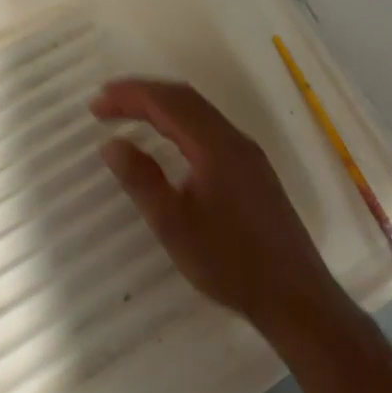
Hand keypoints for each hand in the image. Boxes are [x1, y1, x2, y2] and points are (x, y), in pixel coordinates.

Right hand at [93, 79, 349, 338]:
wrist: (296, 298)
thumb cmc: (230, 262)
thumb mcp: (173, 224)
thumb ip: (141, 179)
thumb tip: (111, 143)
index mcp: (216, 147)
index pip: (167, 103)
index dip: (129, 96)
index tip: (95, 104)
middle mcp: (235, 141)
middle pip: (185, 98)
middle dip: (143, 94)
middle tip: (106, 102)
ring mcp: (249, 156)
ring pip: (200, 112)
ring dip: (162, 105)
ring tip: (128, 113)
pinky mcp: (254, 172)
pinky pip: (210, 128)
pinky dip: (179, 121)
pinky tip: (168, 140)